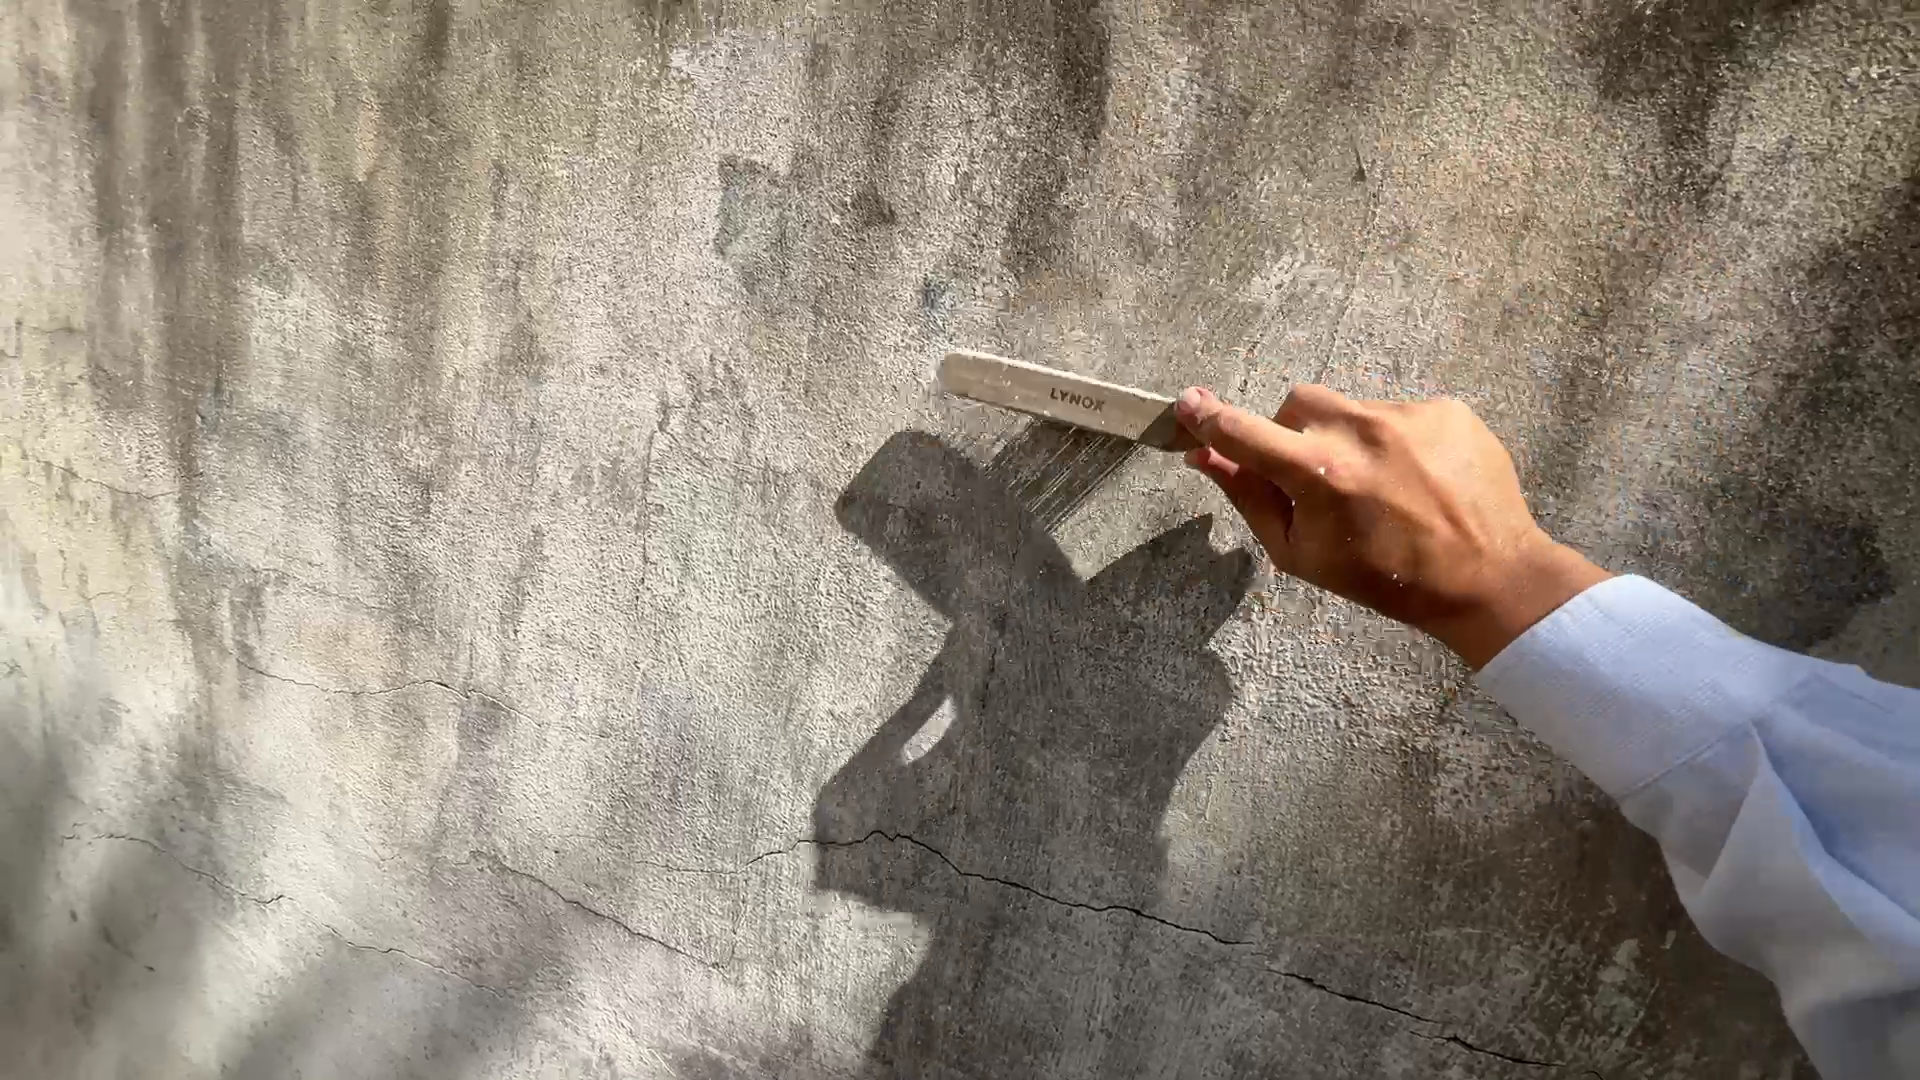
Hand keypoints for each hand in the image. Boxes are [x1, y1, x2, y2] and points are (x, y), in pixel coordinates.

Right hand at [1176, 385, 1610, 667]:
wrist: (1486, 577)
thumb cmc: (1379, 576)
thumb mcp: (1296, 550)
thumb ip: (1247, 495)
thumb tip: (1201, 456)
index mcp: (1319, 474)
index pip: (1243, 433)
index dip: (1208, 417)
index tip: (1186, 401)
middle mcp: (1360, 431)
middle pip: (1295, 404)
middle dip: (1291, 434)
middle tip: (1315, 477)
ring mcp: (1408, 414)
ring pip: (1344, 407)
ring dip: (1340, 435)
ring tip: (1373, 480)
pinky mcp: (1446, 408)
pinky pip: (1392, 411)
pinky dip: (1387, 439)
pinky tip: (1410, 475)